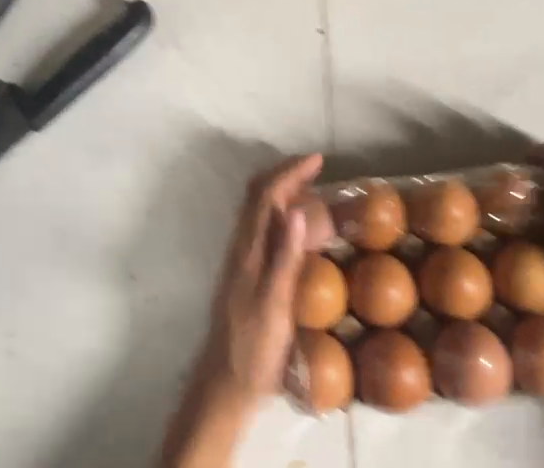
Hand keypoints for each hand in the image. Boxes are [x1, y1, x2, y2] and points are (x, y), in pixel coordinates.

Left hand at [162, 154, 322, 467]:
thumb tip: (296, 210)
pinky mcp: (246, 274)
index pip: (266, 196)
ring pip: (259, 210)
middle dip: (285, 174)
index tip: (318, 160)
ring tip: (314, 189)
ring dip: (283, 191)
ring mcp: (242, 260)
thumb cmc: (254, 348)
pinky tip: (300, 229)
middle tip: (316, 169)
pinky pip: (263, 228)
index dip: (291, 172)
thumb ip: (285, 258)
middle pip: (257, 195)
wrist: (225, 384)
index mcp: (249, 251)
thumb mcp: (276, 306)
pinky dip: (282, 214)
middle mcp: (241, 247)